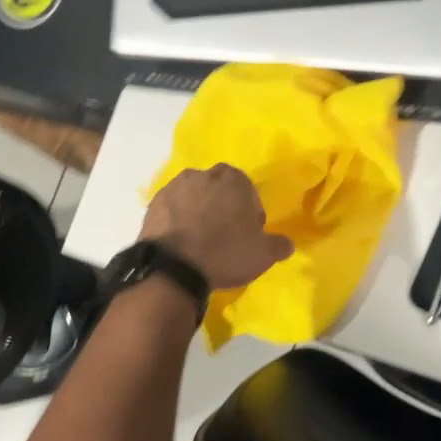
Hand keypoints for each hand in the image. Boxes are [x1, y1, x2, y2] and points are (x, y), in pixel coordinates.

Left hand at [141, 164, 292, 289]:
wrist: (174, 266)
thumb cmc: (226, 253)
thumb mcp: (263, 254)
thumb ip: (279, 245)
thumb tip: (287, 244)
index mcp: (233, 180)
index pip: (247, 188)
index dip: (249, 208)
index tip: (248, 229)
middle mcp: (203, 175)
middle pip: (218, 188)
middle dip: (223, 205)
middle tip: (226, 234)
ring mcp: (174, 187)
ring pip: (194, 196)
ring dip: (199, 212)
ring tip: (201, 239)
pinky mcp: (153, 203)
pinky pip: (173, 209)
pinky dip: (179, 220)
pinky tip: (183, 243)